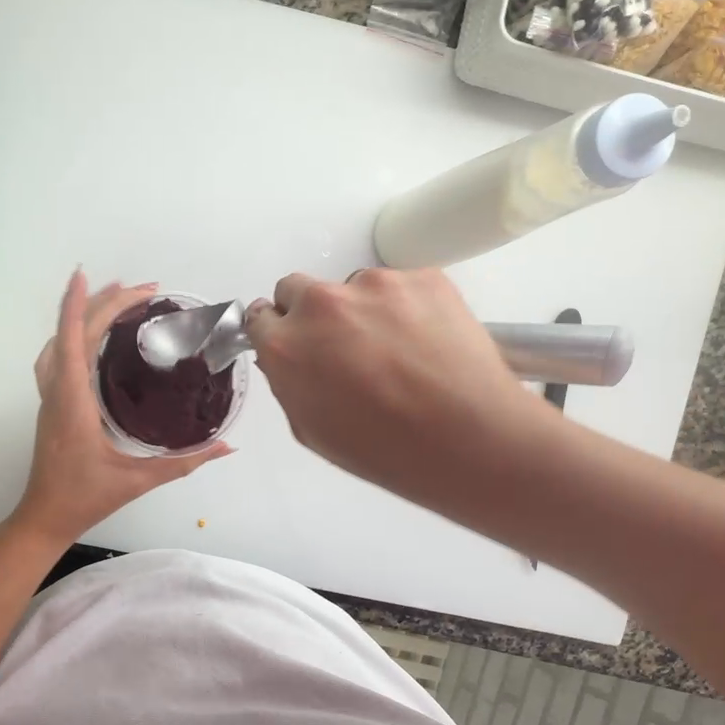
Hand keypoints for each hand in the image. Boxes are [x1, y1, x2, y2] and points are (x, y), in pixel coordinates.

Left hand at [10, 272, 231, 544]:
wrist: (44, 517)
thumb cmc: (85, 499)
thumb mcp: (137, 481)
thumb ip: (184, 463)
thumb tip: (227, 446)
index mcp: (73, 402)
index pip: (73, 341)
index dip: (77, 305)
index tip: (87, 275)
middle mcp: (57, 393)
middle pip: (71, 334)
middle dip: (102, 303)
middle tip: (144, 290)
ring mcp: (49, 399)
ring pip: (57, 343)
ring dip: (82, 316)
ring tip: (115, 298)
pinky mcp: (50, 406)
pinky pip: (55, 359)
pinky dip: (71, 336)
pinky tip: (91, 337)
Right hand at [245, 268, 555, 499]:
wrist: (465, 436)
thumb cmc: (378, 448)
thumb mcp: (309, 428)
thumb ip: (288, 383)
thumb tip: (291, 359)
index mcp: (285, 345)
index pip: (259, 317)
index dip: (275, 332)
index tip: (293, 345)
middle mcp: (320, 305)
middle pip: (296, 289)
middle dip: (308, 313)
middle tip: (339, 345)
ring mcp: (374, 285)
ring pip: (352, 288)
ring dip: (361, 310)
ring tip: (395, 350)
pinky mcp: (423, 277)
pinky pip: (400, 286)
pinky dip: (405, 307)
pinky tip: (424, 342)